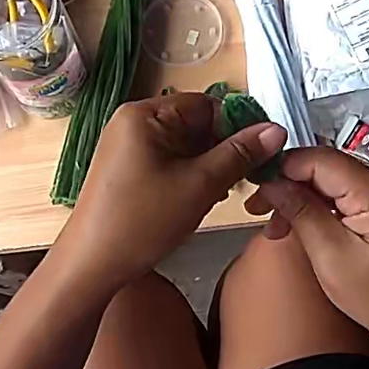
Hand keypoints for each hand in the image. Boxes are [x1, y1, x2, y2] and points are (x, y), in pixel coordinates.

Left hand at [52, 93, 285, 290]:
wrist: (91, 264)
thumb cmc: (143, 221)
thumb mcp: (199, 185)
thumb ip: (239, 155)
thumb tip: (276, 129)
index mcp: (144, 114)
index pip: (206, 105)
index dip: (236, 128)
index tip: (257, 157)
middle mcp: (132, 122)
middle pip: (194, 124)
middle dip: (220, 152)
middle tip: (236, 184)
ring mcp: (126, 146)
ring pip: (184, 146)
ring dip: (206, 168)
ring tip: (212, 196)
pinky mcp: (125, 168)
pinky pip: (167, 161)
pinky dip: (186, 177)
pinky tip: (192, 201)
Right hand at [245, 147, 368, 345]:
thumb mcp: (330, 255)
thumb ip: (301, 211)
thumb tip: (271, 183)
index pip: (320, 160)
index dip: (283, 169)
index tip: (256, 189)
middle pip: (323, 167)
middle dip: (287, 185)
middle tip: (257, 208)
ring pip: (327, 180)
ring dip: (297, 197)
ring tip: (273, 224)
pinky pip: (339, 194)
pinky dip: (313, 206)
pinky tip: (294, 224)